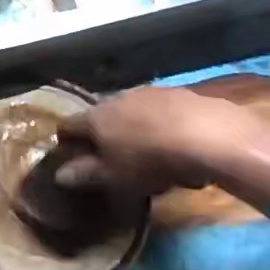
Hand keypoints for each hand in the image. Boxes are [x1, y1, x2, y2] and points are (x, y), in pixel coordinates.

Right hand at [54, 85, 263, 196]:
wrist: (210, 136)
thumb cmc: (151, 160)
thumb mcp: (115, 177)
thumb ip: (87, 174)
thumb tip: (59, 175)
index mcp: (95, 117)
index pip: (69, 125)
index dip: (66, 140)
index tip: (69, 155)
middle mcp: (117, 97)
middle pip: (102, 115)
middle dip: (103, 134)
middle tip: (113, 157)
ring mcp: (149, 92)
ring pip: (132, 111)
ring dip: (134, 128)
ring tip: (149, 153)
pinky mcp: (179, 93)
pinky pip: (160, 111)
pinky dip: (161, 125)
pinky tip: (177, 145)